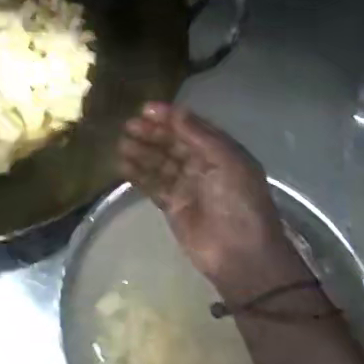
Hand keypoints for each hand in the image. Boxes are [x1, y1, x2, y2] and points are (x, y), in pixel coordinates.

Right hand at [117, 103, 308, 295]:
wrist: (241, 255)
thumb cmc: (238, 202)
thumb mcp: (226, 162)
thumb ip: (198, 135)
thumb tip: (175, 111)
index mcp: (221, 152)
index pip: (191, 127)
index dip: (169, 117)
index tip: (145, 109)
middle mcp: (203, 165)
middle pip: (172, 143)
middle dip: (152, 133)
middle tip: (129, 126)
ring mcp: (187, 185)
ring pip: (160, 162)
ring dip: (142, 151)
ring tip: (122, 144)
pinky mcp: (173, 205)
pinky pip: (153, 184)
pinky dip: (138, 174)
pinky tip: (122, 165)